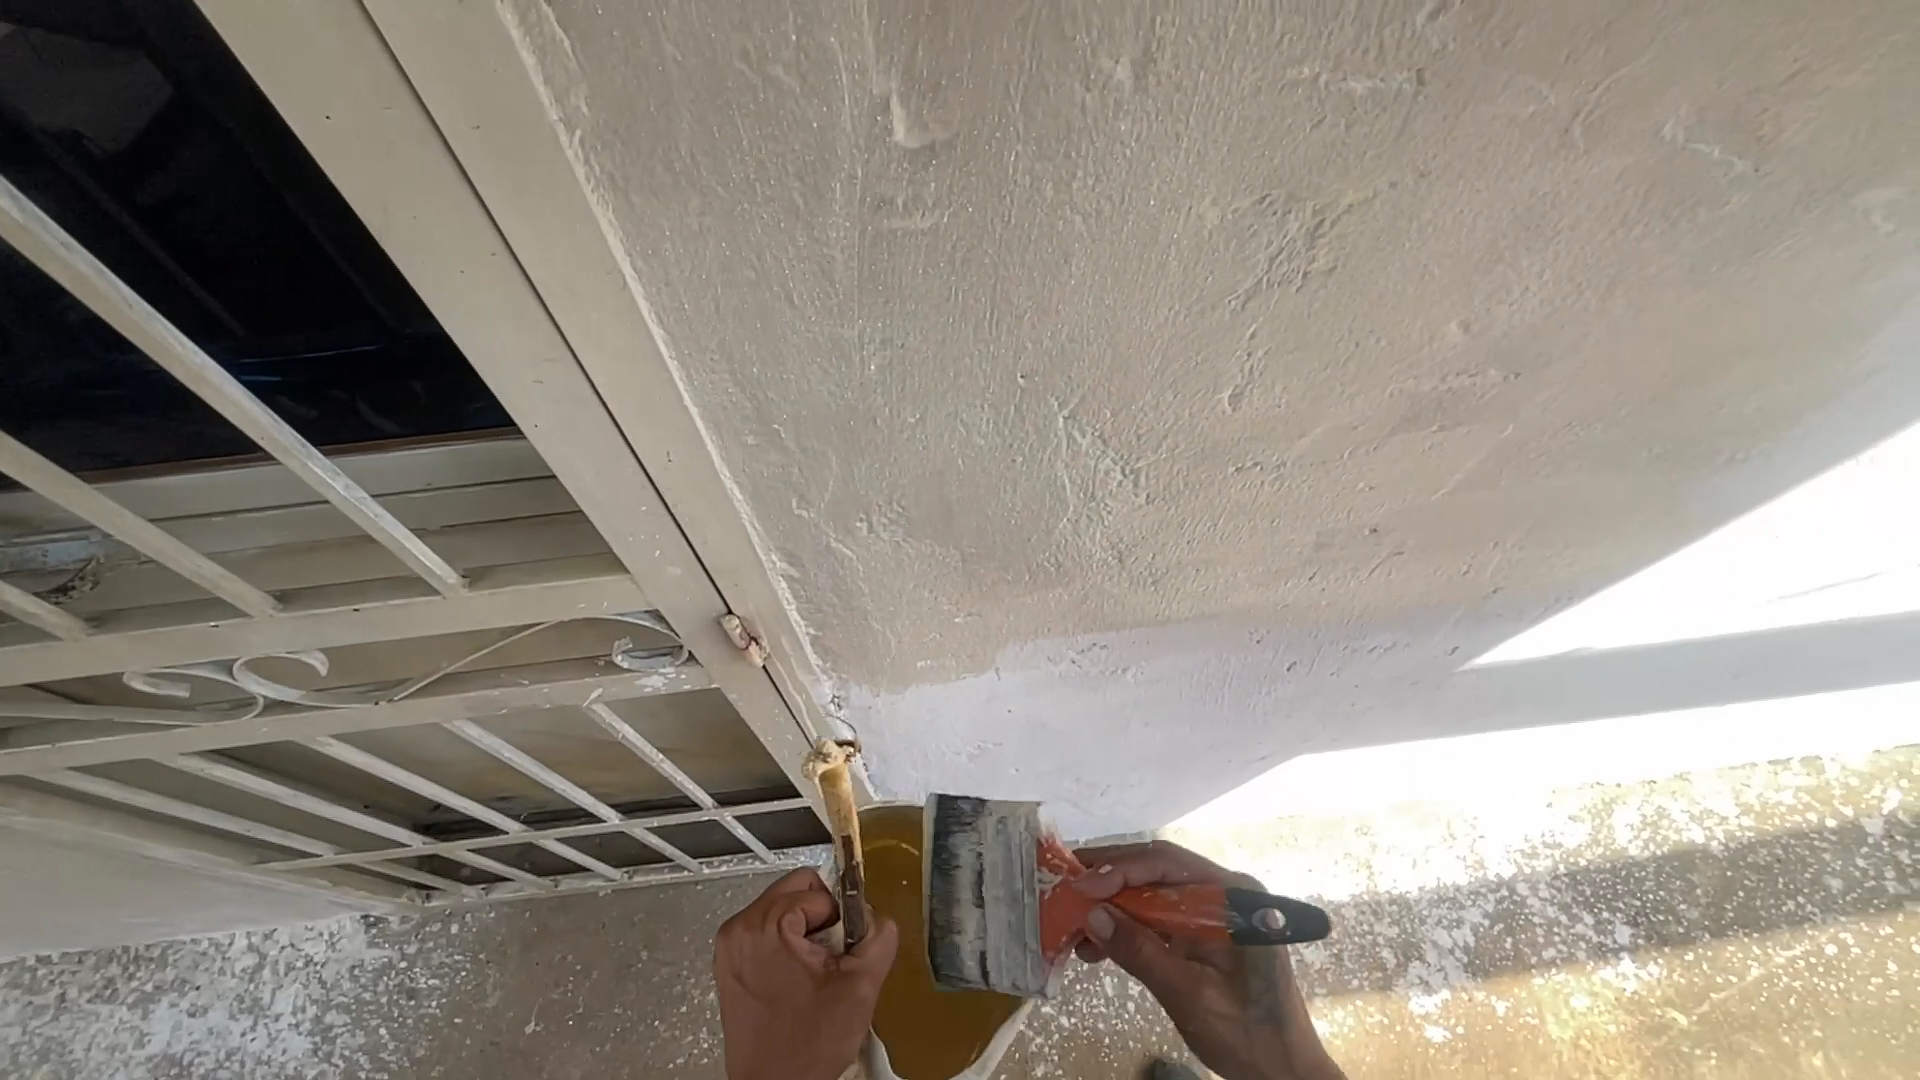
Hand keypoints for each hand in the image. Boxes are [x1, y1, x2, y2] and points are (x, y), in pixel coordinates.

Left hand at [713, 868, 899, 1079]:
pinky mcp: (728, 963)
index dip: (840, 919)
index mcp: (765, 924)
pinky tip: (797, 980)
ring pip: (783, 908)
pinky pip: (767, 930)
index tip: (842, 954)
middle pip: (797, 889)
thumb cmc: (810, 1043)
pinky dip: (788, 943)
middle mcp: (739, 927)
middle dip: (822, 917)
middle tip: (830, 959)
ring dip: (806, 930)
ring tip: (814, 974)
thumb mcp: (861, 985)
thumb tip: (875, 915)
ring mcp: (729, 945)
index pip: (819, 890)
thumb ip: (879, 934)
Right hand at [1073, 842, 1344, 1079]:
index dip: (1120, 870)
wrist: (1283, 1075)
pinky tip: (1095, 945)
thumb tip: (1093, 915)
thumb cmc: (1247, 1034)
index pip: (1167, 864)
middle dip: (1109, 878)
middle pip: (1156, 870)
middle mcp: (1222, 892)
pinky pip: (1156, 916)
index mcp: (1232, 894)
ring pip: (1151, 891)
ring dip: (1112, 905)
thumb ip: (1142, 952)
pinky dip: (1125, 927)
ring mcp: (1212, 911)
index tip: (1082, 886)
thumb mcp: (1191, 995)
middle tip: (1066, 881)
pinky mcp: (1201, 933)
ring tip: (1074, 921)